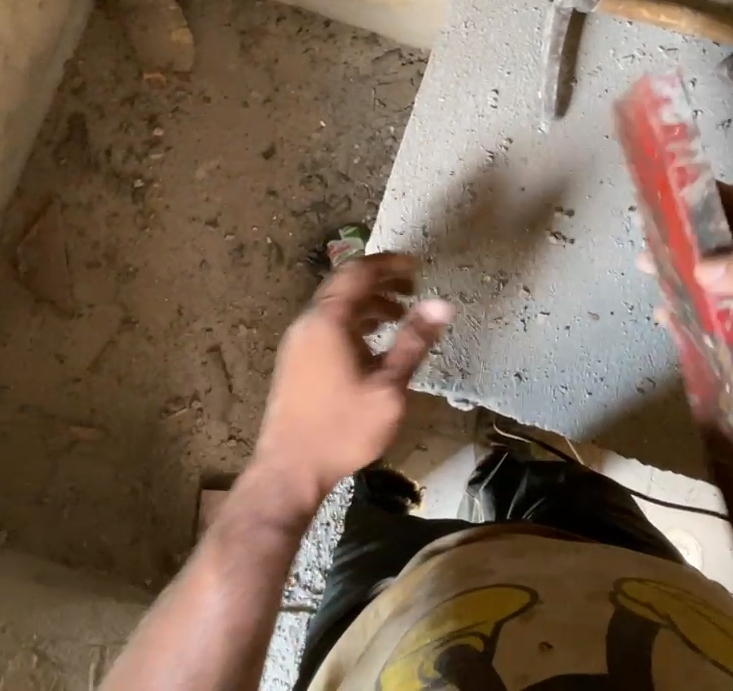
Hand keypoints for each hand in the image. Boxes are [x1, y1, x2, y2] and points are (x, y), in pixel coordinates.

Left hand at [252, 253, 452, 506]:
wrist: (290, 468)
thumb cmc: (343, 429)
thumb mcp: (388, 386)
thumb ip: (414, 342)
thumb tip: (442, 305)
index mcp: (328, 320)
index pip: (358, 271)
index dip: (389, 264)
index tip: (416, 266)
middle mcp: (308, 322)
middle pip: (345, 285)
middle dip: (381, 282)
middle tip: (412, 289)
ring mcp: (298, 341)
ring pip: (336, 307)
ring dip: (368, 304)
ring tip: (398, 316)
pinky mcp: (296, 360)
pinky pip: (327, 325)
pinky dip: (353, 322)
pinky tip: (372, 343)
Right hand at [645, 185, 732, 435]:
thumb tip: (699, 264)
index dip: (708, 195)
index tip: (670, 188)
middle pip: (714, 244)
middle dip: (680, 234)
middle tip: (644, 228)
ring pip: (704, 282)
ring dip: (676, 272)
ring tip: (644, 265)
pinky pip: (703, 322)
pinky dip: (682, 315)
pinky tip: (662, 313)